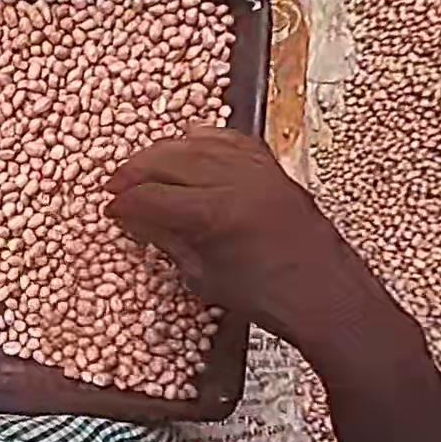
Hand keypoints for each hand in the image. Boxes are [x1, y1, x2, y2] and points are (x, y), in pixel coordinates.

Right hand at [101, 129, 396, 354]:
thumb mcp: (202, 276)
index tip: (111, 210)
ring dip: (163, 151)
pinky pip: (233, 141)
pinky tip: (189, 144)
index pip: (151, 196)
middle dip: (134, 171)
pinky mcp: (274, 171)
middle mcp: (236, 182)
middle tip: (116, 186)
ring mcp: (259, 172)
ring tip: (143, 165)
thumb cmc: (267, 299)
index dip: (124, 203)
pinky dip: (205, 140)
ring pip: (197, 143)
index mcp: (215, 214)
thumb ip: (165, 239)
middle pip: (168, 160)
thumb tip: (132, 219)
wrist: (329, 301)